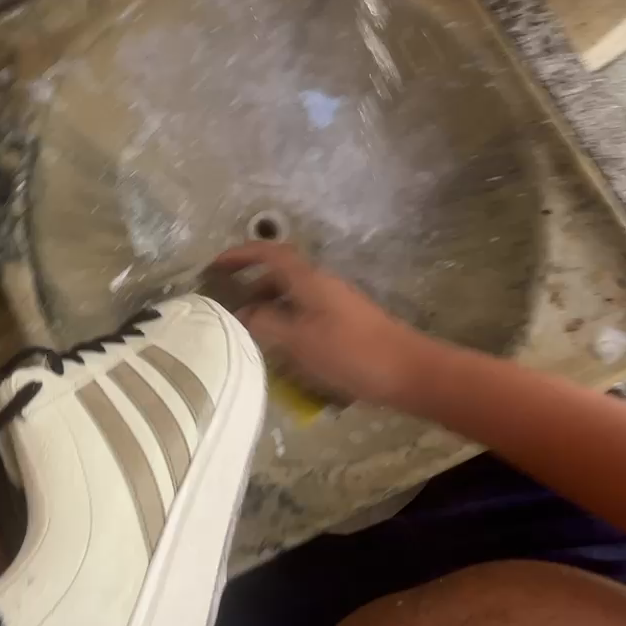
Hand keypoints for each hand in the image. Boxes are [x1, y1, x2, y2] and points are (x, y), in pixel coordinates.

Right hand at [208, 241, 434, 406]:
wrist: (409, 371)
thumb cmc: (350, 352)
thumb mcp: (299, 340)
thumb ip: (266, 324)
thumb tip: (240, 314)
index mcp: (308, 279)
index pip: (269, 253)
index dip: (241, 254)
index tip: (216, 264)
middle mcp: (321, 283)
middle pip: (280, 273)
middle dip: (251, 283)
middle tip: (228, 302)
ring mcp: (335, 302)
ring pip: (293, 294)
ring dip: (269, 304)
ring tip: (249, 328)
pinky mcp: (345, 321)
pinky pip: (305, 310)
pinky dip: (286, 319)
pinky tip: (281, 346)